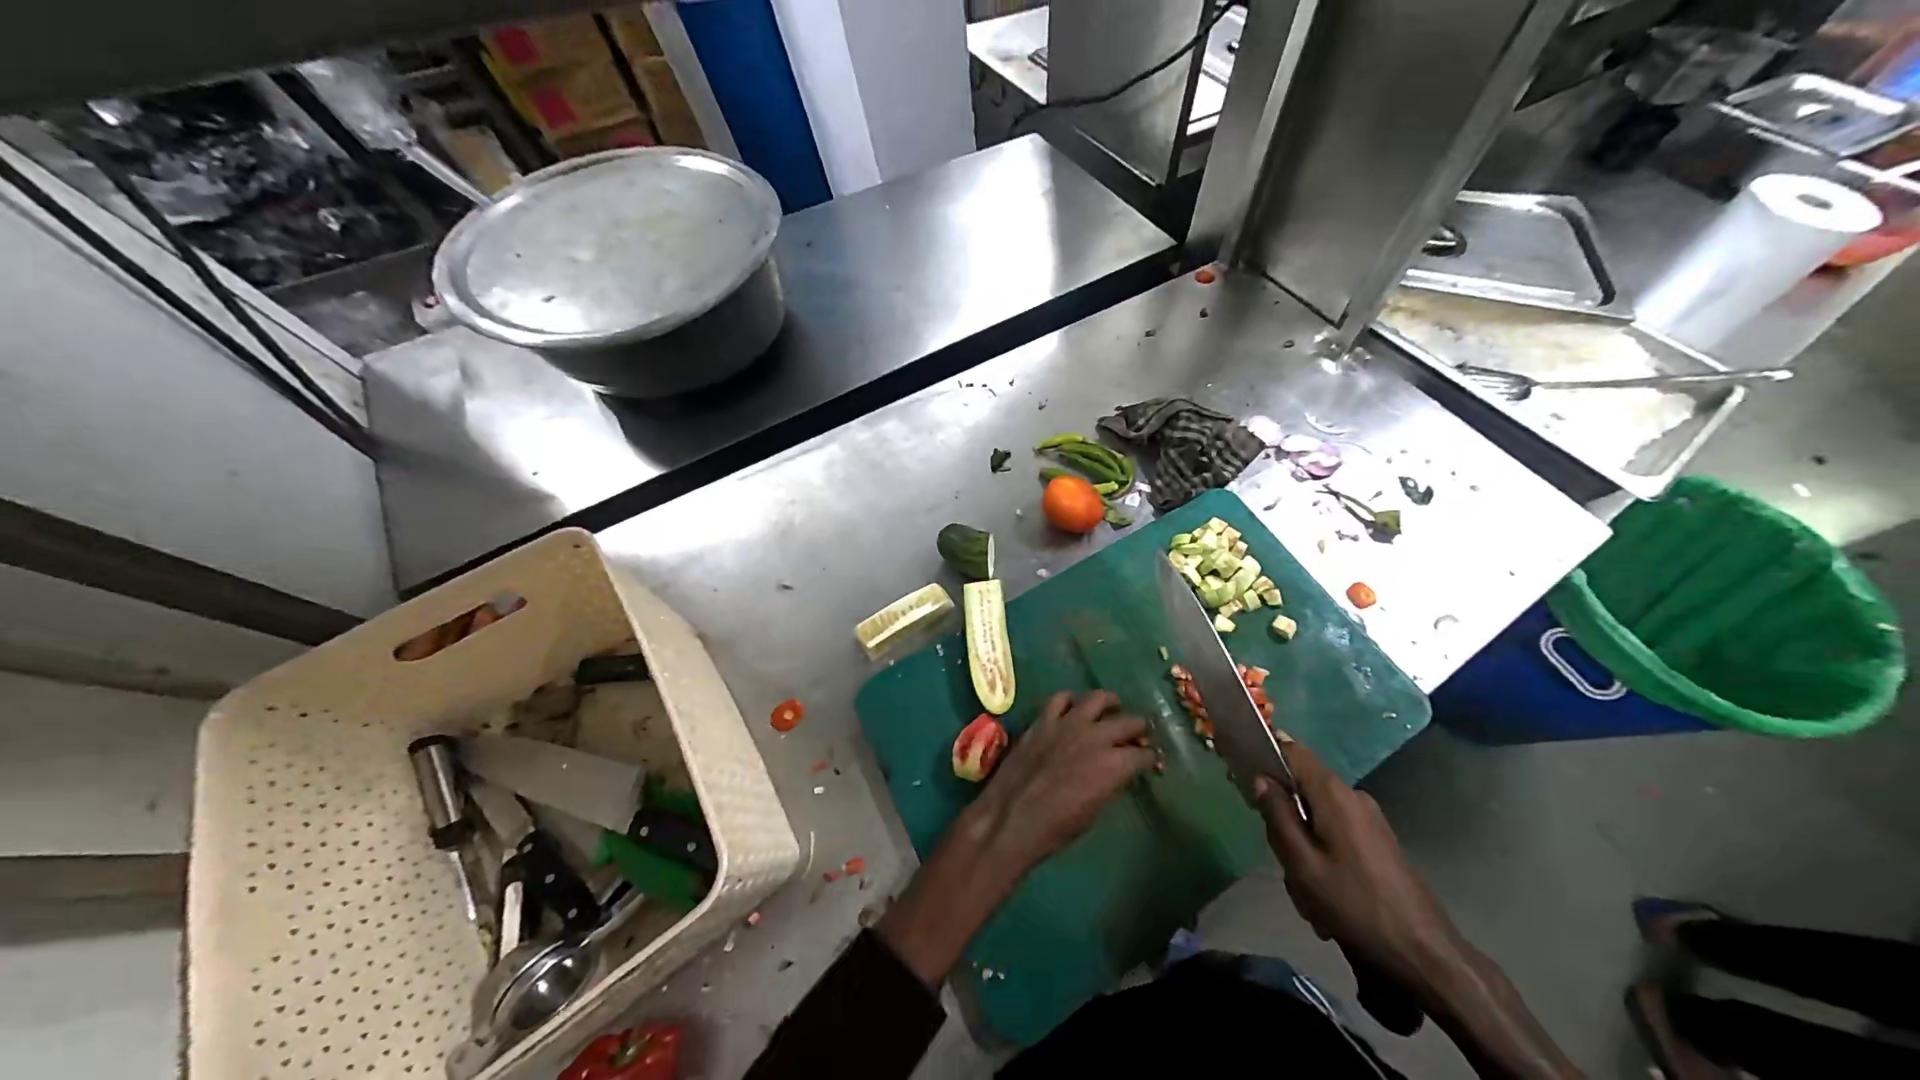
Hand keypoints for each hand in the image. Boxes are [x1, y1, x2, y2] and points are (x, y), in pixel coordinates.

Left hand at [966, 690, 1157, 873]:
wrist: (1011, 817)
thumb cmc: (1056, 827)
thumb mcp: (1094, 811)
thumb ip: (1111, 784)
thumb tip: (1120, 772)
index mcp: (1115, 764)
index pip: (1144, 754)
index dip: (1150, 758)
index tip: (1150, 761)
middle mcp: (1097, 736)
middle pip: (1130, 721)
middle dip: (1140, 728)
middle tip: (1140, 734)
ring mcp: (1068, 723)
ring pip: (1098, 698)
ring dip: (1110, 703)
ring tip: (1112, 709)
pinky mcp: (1044, 720)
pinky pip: (1061, 698)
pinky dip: (1071, 700)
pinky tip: (1073, 708)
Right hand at [1252, 745, 1582, 1077]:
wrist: (1423, 952)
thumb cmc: (1354, 905)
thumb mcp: (1302, 863)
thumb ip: (1278, 815)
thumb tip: (1260, 779)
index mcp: (1334, 795)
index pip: (1292, 751)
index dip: (1264, 754)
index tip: (1240, 774)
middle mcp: (1354, 797)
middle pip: (1302, 787)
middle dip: (1283, 815)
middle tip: (1280, 856)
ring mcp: (1369, 819)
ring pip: (1316, 815)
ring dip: (1302, 843)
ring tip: (1305, 888)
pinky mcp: (1378, 840)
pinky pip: (1335, 833)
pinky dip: (1321, 854)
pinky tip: (1324, 894)